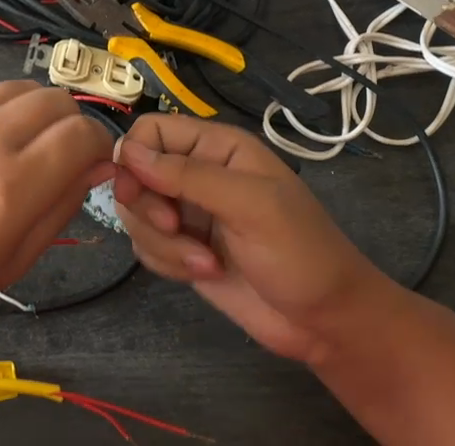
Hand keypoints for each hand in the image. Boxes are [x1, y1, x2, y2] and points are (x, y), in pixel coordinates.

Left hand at [0, 81, 114, 333]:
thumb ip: (64, 205)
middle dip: (71, 125)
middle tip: (59, 153)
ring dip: (35, 111)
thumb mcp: (16, 259)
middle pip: (57, 101)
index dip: (100, 146)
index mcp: (13, 186)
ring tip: (20, 144)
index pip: (83, 135)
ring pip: (23, 86)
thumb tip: (99, 164)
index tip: (94, 162)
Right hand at [112, 114, 403, 362]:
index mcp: (216, 147)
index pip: (151, 131)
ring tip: (205, 263)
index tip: (138, 189)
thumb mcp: (251, 206)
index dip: (135, 156)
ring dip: (163, 242)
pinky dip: (165, 261)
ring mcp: (188, 213)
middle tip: (175, 226)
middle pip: (134, 174)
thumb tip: (127, 153)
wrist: (326, 323)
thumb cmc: (300, 252)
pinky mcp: (182, 249)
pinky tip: (203, 273)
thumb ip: (189, 175)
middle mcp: (196, 174)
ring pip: (136, 213)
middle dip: (148, 207)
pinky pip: (145, 245)